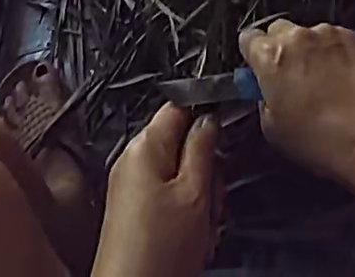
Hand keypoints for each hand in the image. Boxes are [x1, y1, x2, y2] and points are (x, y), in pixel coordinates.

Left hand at [92, 103, 219, 276]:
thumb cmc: (160, 249)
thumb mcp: (194, 192)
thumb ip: (203, 146)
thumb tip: (209, 116)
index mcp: (145, 145)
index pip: (179, 105)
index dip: (205, 116)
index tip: (223, 139)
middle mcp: (133, 159)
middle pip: (182, 141)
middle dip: (206, 166)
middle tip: (214, 197)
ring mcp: (131, 186)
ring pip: (179, 171)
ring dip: (199, 194)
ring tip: (204, 224)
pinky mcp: (133, 212)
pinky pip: (167, 195)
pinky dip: (185, 211)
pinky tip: (193, 236)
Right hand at [238, 20, 354, 186]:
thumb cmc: (315, 140)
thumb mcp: (272, 128)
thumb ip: (263, 98)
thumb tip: (268, 88)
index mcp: (270, 56)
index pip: (248, 38)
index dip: (252, 53)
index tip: (259, 67)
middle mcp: (296, 36)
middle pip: (278, 30)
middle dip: (280, 48)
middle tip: (291, 74)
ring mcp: (326, 33)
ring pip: (308, 34)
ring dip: (309, 49)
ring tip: (323, 77)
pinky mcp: (351, 36)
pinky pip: (333, 38)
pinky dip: (333, 51)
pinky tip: (343, 74)